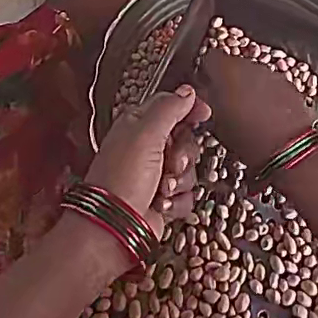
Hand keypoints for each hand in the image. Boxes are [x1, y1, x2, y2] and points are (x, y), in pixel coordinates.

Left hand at [85, 85, 209, 231]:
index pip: (170, 107)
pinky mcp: (163, 199)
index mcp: (138, 125)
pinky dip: (178, 201)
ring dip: (181, 180)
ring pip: (190, 169)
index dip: (189, 109)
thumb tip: (187, 91)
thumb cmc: (122, 177)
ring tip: (163, 188)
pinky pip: (188, 194)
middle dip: (184, 153)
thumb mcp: (145, 134)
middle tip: (172, 162)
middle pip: (186, 139)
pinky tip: (163, 203)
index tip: (203, 114)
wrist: (114, 225)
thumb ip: (168, 109)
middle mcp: (146, 148)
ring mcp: (155, 174)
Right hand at [194, 53, 314, 169]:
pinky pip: (269, 85)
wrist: (290, 149)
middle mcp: (249, 65)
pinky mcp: (288, 86)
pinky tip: (262, 116)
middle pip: (231, 64)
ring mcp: (271, 74)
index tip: (202, 86)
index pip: (207, 57)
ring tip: (243, 113)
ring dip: (245, 87)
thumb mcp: (214, 122)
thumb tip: (201, 93)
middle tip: (221, 103)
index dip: (204, 71)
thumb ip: (205, 101)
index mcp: (225, 69)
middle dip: (225, 80)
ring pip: (251, 75)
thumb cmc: (246, 137)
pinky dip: (264, 95)